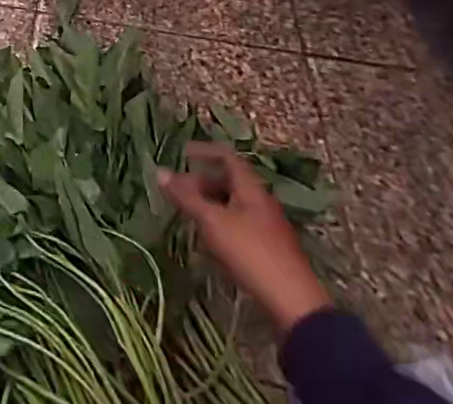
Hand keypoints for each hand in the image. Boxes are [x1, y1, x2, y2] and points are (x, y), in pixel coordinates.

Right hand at [159, 142, 331, 334]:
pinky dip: (219, 220)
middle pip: (228, 179)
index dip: (204, 151)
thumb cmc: (250, 252)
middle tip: (177, 189)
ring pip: (232, 202)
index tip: (182, 154)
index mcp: (250, 187)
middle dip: (201, 180)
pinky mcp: (268, 245)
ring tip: (188, 212)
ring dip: (208, 202)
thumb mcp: (212, 221)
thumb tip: (159, 171)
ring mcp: (266, 223)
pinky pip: (238, 221)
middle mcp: (260, 200)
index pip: (226, 156)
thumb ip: (186, 196)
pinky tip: (208, 237)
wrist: (293, 302)